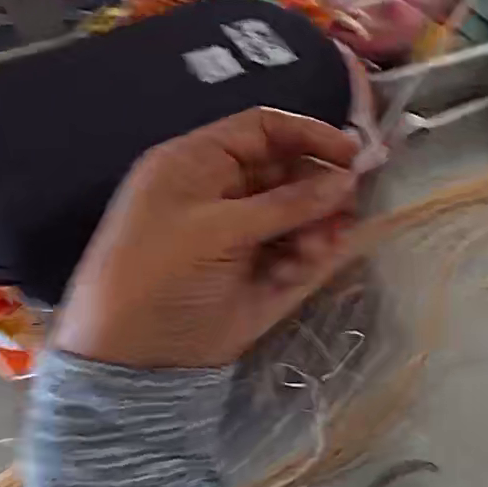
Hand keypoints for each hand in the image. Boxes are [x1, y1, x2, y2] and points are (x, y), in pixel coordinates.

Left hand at [53, 107, 359, 368]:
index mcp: (198, 164)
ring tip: (318, 248)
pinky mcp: (260, 273)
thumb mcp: (217, 229)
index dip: (308, 134)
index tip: (352, 153)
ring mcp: (244, 235)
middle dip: (319, 187)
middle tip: (349, 205)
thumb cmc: (161, 274)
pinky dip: (310, 256)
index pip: (261, 130)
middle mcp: (224, 193)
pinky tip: (309, 265)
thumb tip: (347, 180)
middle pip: (287, 171)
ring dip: (317, 225)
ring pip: (299, 214)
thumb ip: (286, 204)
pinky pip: (298, 252)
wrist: (135, 357)